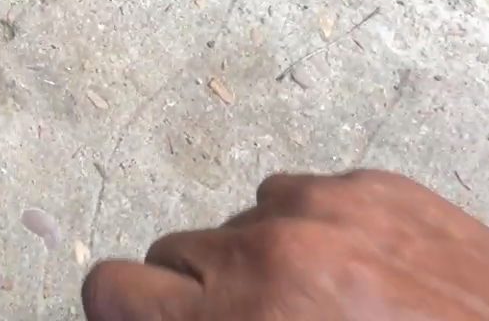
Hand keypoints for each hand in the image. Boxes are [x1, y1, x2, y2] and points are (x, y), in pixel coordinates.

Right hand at [83, 170, 488, 320]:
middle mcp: (274, 245)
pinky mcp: (376, 181)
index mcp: (254, 316)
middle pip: (169, 251)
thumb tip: (181, 315)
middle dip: (198, 297)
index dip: (124, 316)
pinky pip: (298, 199)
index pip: (112, 288)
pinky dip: (315, 238)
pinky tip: (375, 285)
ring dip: (260, 267)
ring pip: (236, 223)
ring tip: (333, 315)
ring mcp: (327, 202)